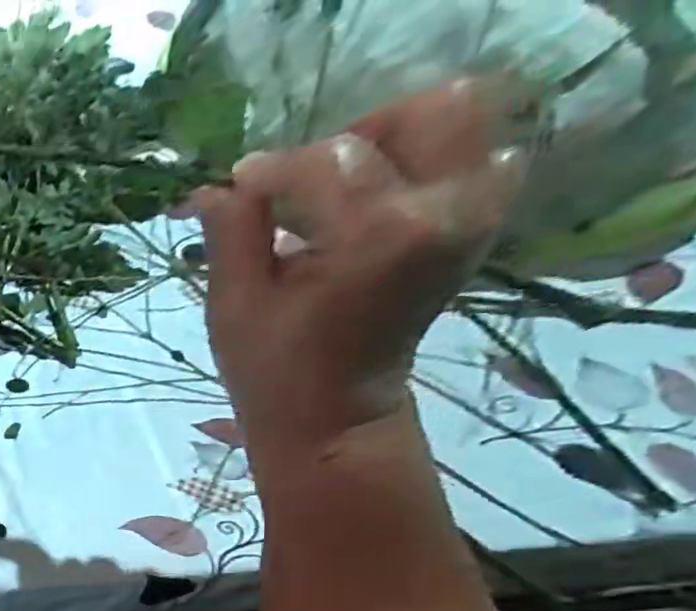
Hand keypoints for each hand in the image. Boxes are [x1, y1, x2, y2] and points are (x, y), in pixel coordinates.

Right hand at [194, 79, 529, 450]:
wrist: (335, 413)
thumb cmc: (273, 369)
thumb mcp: (234, 303)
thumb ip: (231, 232)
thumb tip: (216, 186)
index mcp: (378, 236)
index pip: (324, 159)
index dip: (269, 171)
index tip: (234, 191)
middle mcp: (445, 211)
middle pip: (425, 112)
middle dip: (353, 137)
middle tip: (305, 181)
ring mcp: (475, 215)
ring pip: (458, 123)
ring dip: (391, 143)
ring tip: (338, 190)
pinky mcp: (478, 223)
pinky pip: (471, 155)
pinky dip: (421, 162)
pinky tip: (369, 202)